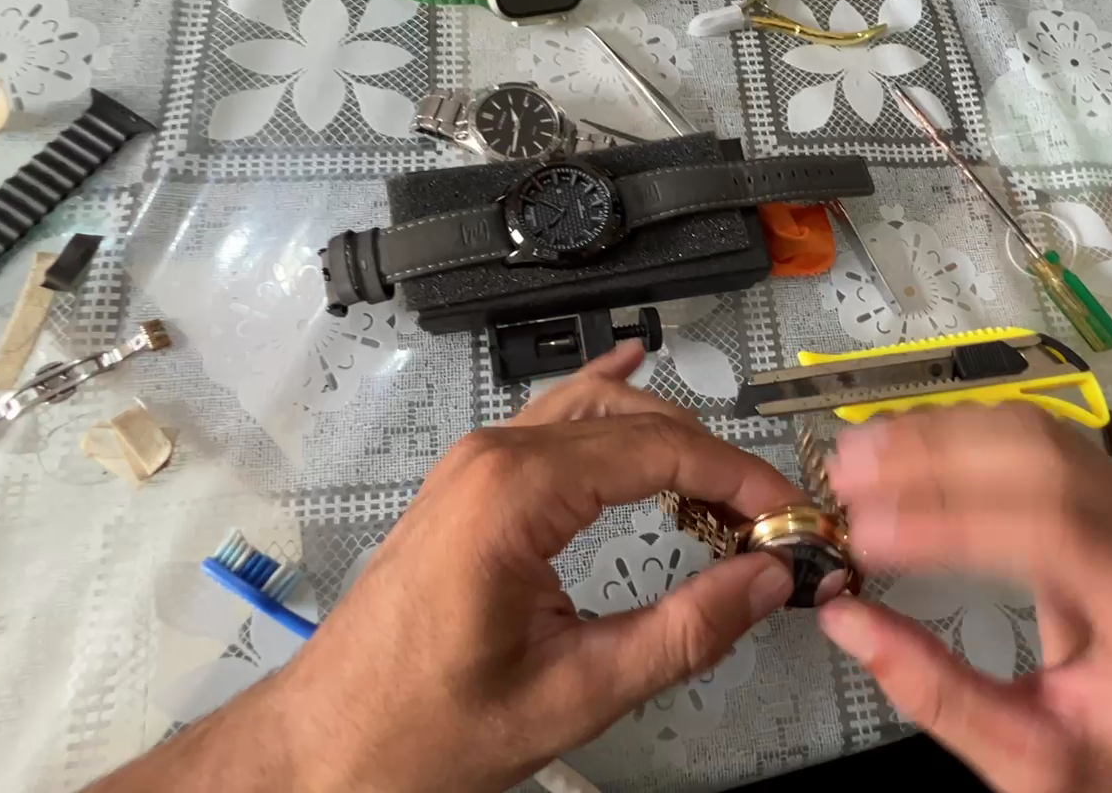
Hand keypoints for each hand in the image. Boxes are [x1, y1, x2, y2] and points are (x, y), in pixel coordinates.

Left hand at [267, 343, 802, 792]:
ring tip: (722, 481)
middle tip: (764, 517)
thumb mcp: (572, 694)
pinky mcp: (474, 474)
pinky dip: (604, 395)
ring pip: (596, 408)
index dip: (739, 478)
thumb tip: (767, 582)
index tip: (789, 516)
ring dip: (667, 435)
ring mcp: (480, 455)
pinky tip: (630, 367)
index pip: (660, 453)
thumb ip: (683, 633)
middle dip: (710, 459)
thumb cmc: (430, 728)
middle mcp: (499, 450)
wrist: (322, 744)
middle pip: (633, 421)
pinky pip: (553, 413)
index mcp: (519, 489)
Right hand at [818, 404, 1111, 792]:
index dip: (955, 522)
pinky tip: (901, 442)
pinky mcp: (1108, 484)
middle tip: (850, 475)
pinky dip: (954, 433)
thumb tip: (846, 621)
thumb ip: (940, 696)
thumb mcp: (1033, 761)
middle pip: (1047, 466)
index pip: (1061, 539)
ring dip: (934, 436)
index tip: (871, 533)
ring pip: (1033, 435)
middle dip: (933, 462)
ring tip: (859, 453)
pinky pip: (1029, 436)